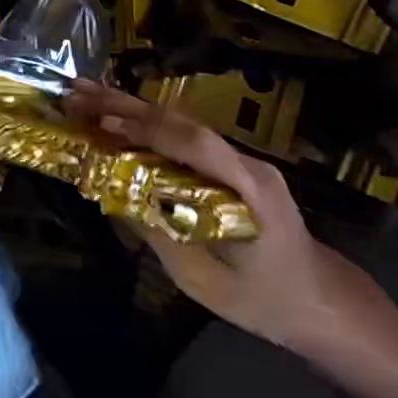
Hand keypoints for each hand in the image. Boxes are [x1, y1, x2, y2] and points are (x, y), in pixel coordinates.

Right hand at [64, 80, 382, 355]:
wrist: (322, 302)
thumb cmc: (264, 299)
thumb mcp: (204, 280)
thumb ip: (158, 232)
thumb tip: (108, 194)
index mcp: (250, 190)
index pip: (196, 145)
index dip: (147, 131)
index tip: (102, 125)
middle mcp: (246, 163)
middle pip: (181, 123)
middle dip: (124, 106)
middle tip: (75, 94)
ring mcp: (239, 159)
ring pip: (178, 123)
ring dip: (128, 107)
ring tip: (81, 94)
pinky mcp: (228, 164)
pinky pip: (181, 136)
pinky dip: (143, 123)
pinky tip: (112, 115)